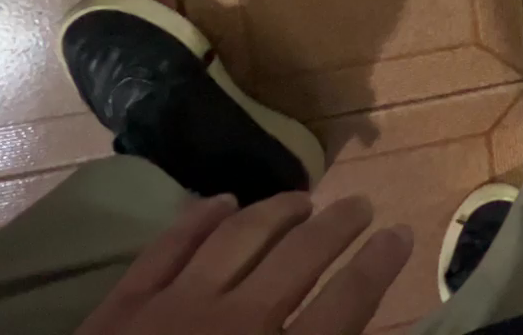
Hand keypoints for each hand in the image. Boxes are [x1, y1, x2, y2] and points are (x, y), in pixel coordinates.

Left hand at [76, 192, 413, 334]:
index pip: (347, 301)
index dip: (381, 263)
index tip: (401, 233)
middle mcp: (236, 324)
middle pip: (304, 253)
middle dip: (342, 223)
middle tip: (361, 204)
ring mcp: (175, 308)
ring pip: (243, 233)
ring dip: (280, 209)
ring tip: (303, 200)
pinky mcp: (121, 307)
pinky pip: (169, 245)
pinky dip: (200, 217)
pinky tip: (222, 201)